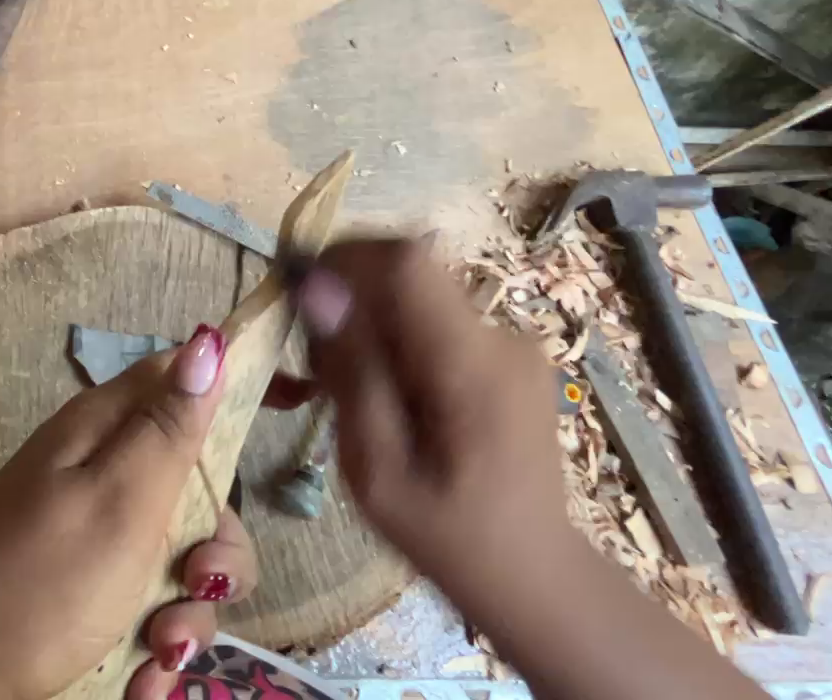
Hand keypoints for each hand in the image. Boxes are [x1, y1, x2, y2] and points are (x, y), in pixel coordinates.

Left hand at [0, 324, 251, 698]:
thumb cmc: (39, 580)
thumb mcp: (119, 499)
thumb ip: (170, 427)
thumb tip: (208, 339)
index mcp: (105, 429)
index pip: (186, 376)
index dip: (242, 382)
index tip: (303, 403)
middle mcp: (103, 469)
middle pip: (199, 487)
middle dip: (214, 551)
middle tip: (190, 585)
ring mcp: (95, 529)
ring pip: (182, 556)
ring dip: (184, 614)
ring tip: (152, 650)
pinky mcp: (88, 582)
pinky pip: (149, 602)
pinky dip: (152, 642)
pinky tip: (136, 677)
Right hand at [286, 239, 768, 699]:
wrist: (532, 573)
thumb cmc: (443, 532)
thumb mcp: (375, 466)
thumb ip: (350, 371)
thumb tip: (313, 286)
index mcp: (471, 366)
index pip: (406, 261)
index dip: (343, 259)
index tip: (298, 296)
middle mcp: (499, 337)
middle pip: (402, 274)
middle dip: (344, 301)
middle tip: (312, 365)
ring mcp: (508, 341)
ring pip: (409, 294)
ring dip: (361, 324)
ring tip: (339, 386)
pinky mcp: (502, 351)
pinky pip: (427, 316)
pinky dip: (387, 337)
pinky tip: (376, 389)